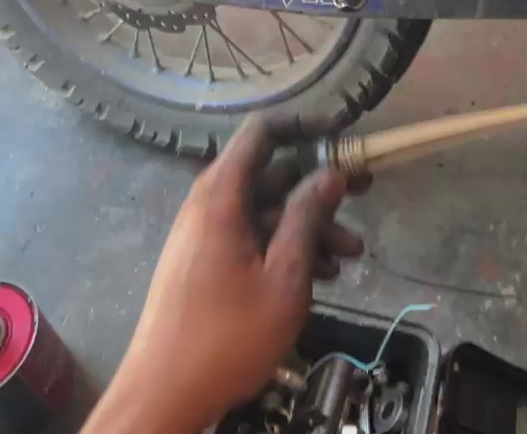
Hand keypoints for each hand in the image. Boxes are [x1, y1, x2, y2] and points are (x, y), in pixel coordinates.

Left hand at [90, 118, 363, 433]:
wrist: (161, 400)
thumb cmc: (226, 336)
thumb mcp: (283, 277)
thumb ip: (307, 218)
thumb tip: (332, 172)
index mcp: (222, 194)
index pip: (263, 131)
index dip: (305, 126)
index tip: (343, 138)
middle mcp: (211, 203)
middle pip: (272, 174)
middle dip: (321, 187)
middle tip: (365, 192)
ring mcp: (207, 234)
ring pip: (269, 211)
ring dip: (311, 225)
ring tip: (352, 254)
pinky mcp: (208, 262)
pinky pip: (254, 238)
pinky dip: (287, 248)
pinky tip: (323, 274)